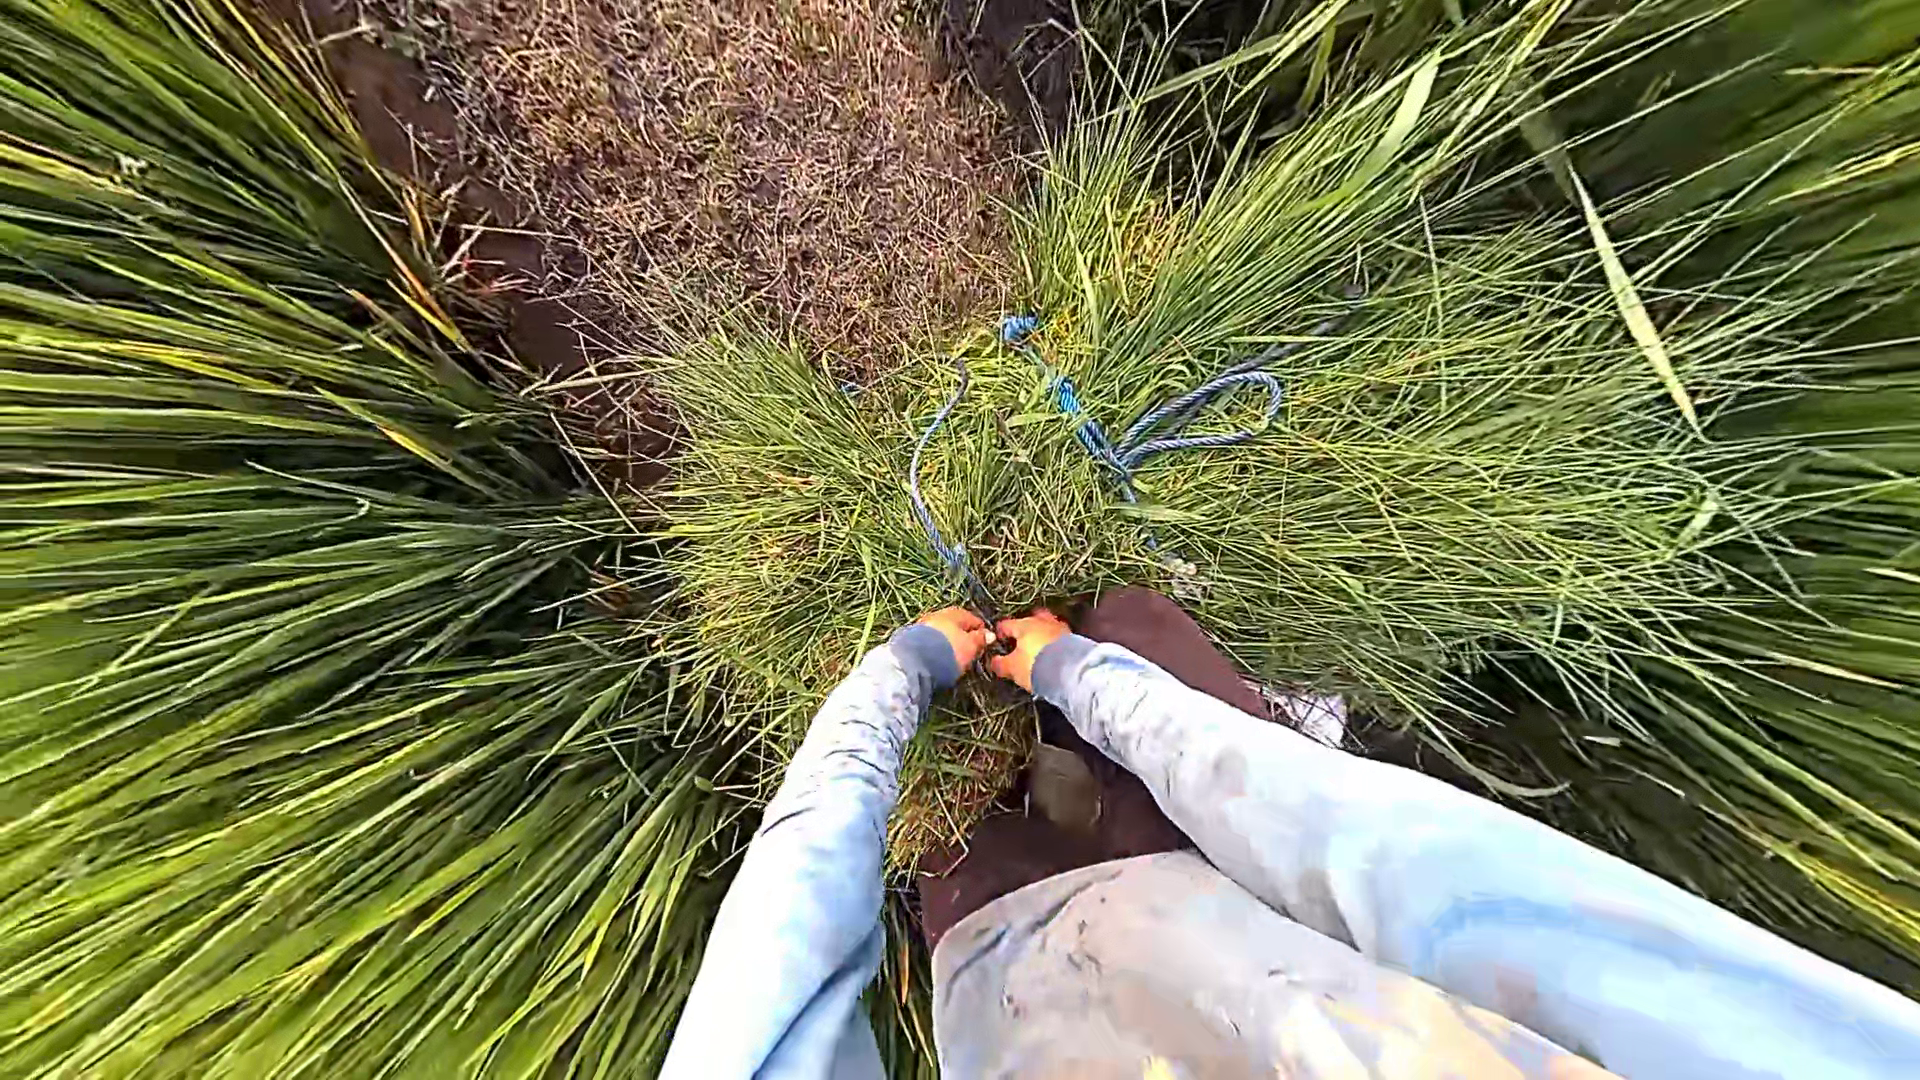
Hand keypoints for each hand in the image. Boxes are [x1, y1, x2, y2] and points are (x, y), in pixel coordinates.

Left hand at [916, 607, 994, 670]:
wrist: (915, 661)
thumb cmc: (949, 650)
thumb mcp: (971, 646)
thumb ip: (980, 639)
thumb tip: (990, 635)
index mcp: (955, 612)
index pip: (974, 620)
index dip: (982, 632)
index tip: (986, 644)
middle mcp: (938, 614)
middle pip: (956, 626)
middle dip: (963, 637)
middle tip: (971, 652)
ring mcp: (924, 625)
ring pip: (942, 634)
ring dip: (949, 643)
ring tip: (954, 658)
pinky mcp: (912, 639)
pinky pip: (930, 642)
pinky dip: (937, 649)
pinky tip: (939, 659)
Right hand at [990, 609, 1070, 691]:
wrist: (1069, 671)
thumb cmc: (1037, 665)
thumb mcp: (1012, 668)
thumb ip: (1001, 663)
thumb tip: (994, 662)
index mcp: (1023, 625)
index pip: (1006, 625)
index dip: (1000, 633)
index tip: (999, 640)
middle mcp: (1042, 622)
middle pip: (1030, 620)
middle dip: (1024, 628)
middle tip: (1020, 641)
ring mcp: (1059, 628)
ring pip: (1047, 627)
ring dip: (1042, 635)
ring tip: (1038, 648)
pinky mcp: (1074, 639)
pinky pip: (1060, 637)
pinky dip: (1055, 643)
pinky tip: (1053, 653)